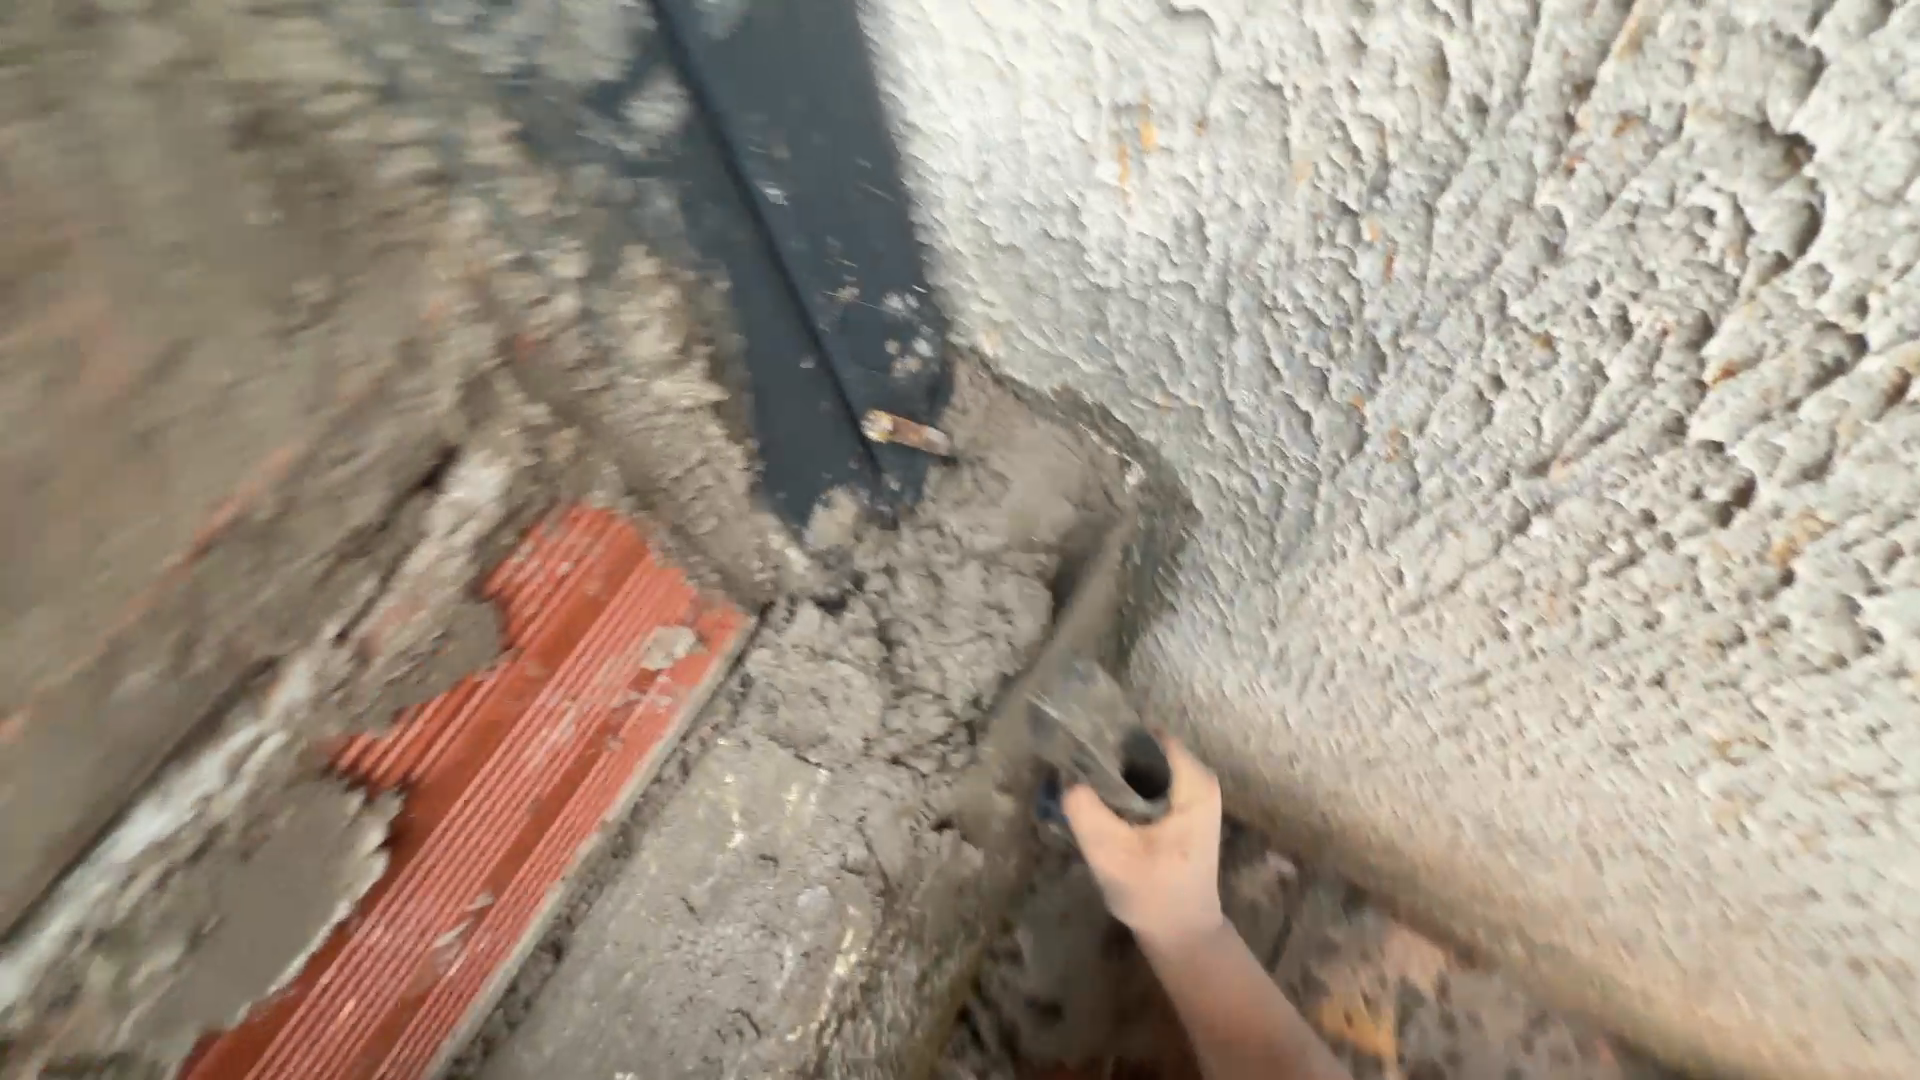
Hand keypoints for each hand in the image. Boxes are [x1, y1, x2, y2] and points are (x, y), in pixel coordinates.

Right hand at [1062, 734, 1224, 949]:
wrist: (1182, 935)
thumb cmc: (1153, 894)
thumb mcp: (1111, 854)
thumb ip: (1086, 809)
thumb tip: (1066, 773)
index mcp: (1193, 781)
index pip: (1144, 735)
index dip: (1110, 742)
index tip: (1080, 757)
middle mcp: (1198, 778)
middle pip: (1142, 747)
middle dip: (1108, 759)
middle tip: (1077, 778)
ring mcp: (1192, 792)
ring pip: (1141, 764)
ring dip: (1113, 776)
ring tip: (1086, 793)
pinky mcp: (1181, 806)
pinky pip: (1146, 780)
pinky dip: (1123, 789)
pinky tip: (1103, 808)